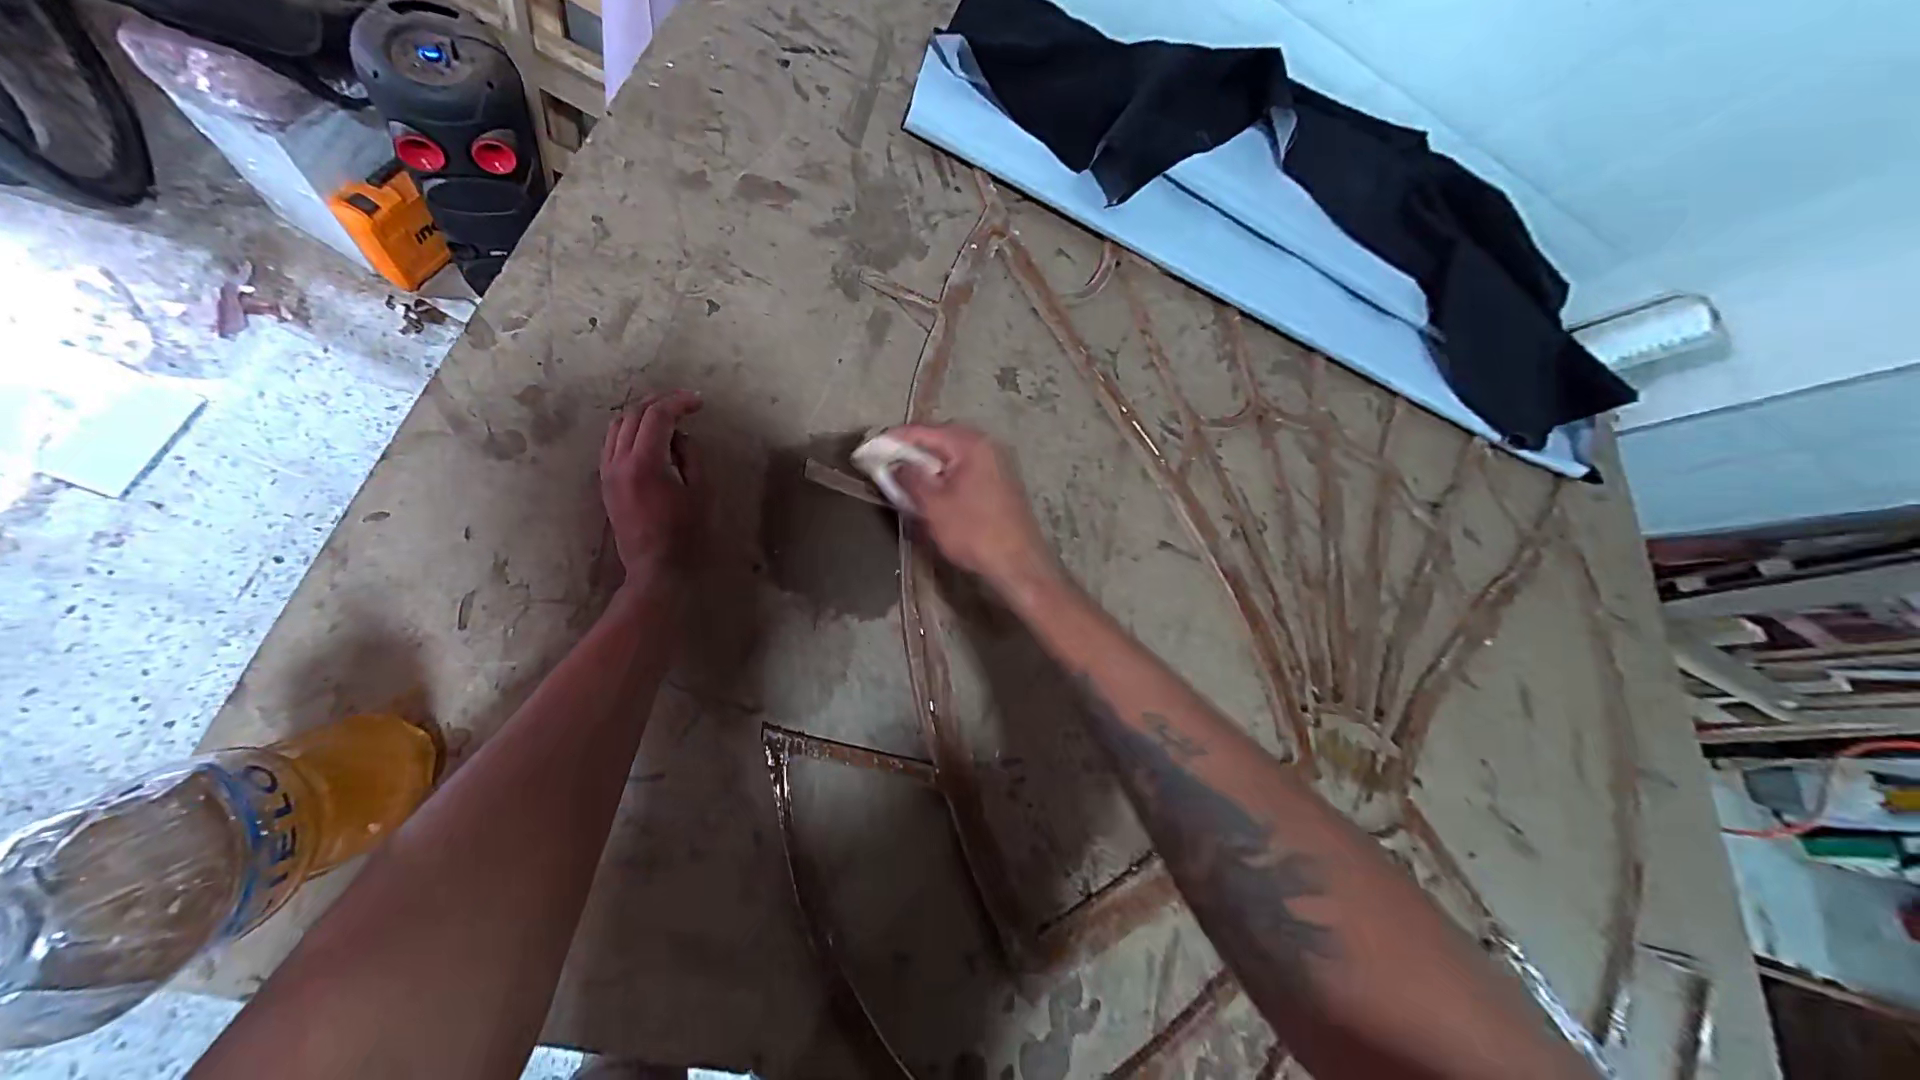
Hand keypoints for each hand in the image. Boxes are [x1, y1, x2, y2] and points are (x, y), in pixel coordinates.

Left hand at [600, 390, 704, 580]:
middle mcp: (619, 462)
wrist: (656, 569)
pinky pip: (612, 445)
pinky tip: (648, 439)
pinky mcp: (606, 484)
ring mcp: (608, 473)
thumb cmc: (686, 534)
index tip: (699, 402)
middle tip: (685, 404)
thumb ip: (690, 456)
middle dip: (659, 402)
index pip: (657, 416)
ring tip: (666, 417)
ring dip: (641, 415)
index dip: (679, 402)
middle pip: (633, 415)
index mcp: (645, 463)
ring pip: (617, 426)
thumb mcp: (700, 492)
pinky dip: (629, 432)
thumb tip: (680, 436)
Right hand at [889, 424, 1060, 592]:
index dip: (893, 439)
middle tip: (886, 465)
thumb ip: (910, 478)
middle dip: (912, 452)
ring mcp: (998, 463)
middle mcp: (988, 445)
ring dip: (928, 466)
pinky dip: (946, 476)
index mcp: (971, 444)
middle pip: (940, 440)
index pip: (923, 431)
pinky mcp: (1001, 482)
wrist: (1019, 564)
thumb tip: (895, 464)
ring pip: (953, 457)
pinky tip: (934, 493)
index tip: (870, 449)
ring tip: (906, 480)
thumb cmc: (975, 533)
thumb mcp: (933, 506)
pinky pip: (966, 470)